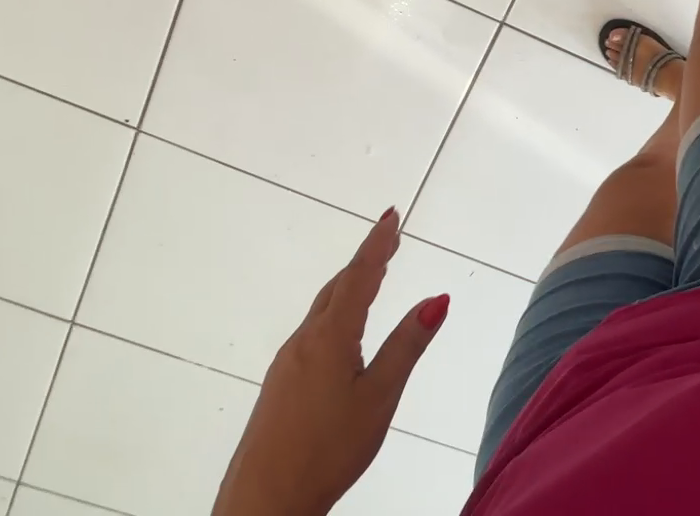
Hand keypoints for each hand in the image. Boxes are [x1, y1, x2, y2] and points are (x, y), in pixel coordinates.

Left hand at [213, 209, 447, 515]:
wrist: (262, 507)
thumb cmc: (328, 449)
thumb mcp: (379, 396)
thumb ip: (407, 345)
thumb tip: (437, 298)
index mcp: (330, 337)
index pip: (360, 276)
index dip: (378, 243)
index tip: (391, 214)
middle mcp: (304, 341)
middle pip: (338, 288)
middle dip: (366, 260)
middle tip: (391, 239)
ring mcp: (287, 363)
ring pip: (323, 309)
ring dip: (351, 285)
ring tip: (376, 273)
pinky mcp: (280, 385)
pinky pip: (313, 330)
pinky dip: (337, 310)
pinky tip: (345, 327)